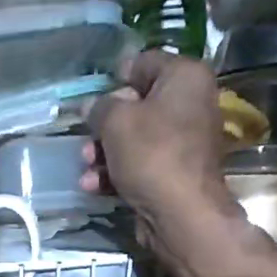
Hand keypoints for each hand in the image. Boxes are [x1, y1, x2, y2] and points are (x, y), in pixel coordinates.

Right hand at [82, 51, 238, 239]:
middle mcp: (190, 105)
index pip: (144, 63)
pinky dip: (116, 173)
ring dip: (104, 152)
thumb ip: (99, 107)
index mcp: (186, 78)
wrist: (181, 214)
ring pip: (134, 139)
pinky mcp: (173, 174)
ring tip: (86, 166)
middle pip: (137, 105)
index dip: (115, 76)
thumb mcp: (115, 121)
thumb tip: (91, 106)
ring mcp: (184, 142)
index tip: (94, 95)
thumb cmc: (152, 153)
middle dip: (105, 124)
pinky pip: (140, 164)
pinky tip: (93, 185)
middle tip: (86, 138)